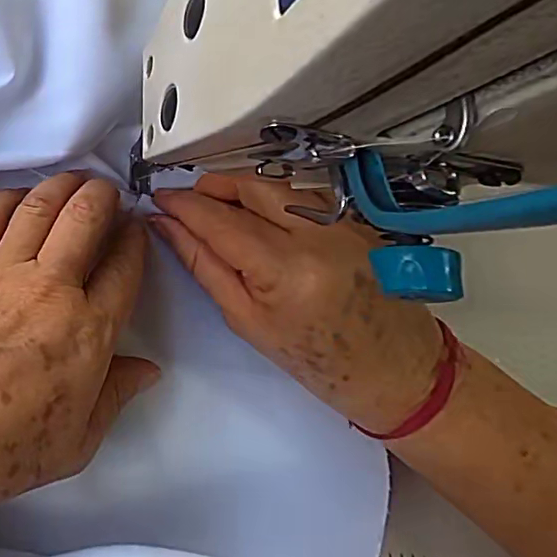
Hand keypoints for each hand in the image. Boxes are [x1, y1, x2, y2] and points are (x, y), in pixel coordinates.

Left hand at [0, 172, 157, 556]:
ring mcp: (4, 270)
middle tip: (108, 193)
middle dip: (102, 197)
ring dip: (62, 185)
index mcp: (90, 331)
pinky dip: (8, 198)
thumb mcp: (78, 440)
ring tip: (73, 181)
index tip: (136, 230)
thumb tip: (146, 368)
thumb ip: (115, 395)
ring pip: (40, 206)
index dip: (135, 242)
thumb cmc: (5, 445)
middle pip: (85, 218)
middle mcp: (52, 288)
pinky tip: (19, 198)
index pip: (124, 268)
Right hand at [147, 173, 444, 432]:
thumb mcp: (243, 317)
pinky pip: (301, 194)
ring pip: (276, 184)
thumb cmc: (318, 359)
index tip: (157, 200)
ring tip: (213, 205)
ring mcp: (344, 225)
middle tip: (181, 200)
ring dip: (237, 188)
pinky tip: (254, 213)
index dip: (181, 205)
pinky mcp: (356, 223)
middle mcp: (319, 237)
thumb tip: (167, 227)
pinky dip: (269, 196)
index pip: (218, 218)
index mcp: (285, 269)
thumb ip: (202, 264)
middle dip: (208, 187)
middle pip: (249, 187)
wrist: (400, 372)